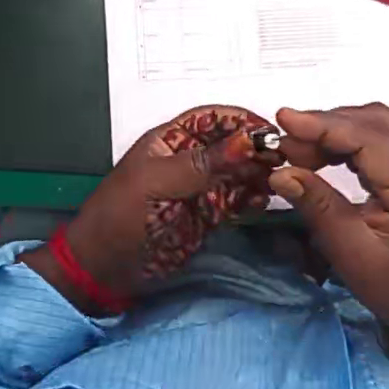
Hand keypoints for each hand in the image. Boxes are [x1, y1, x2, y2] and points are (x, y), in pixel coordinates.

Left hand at [24, 105, 278, 313]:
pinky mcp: (205, 216)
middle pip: (230, 145)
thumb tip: (247, 141)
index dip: (241, 121)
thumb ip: (202, 163)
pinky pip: (235, 201)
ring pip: (237, 173)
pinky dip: (251, 199)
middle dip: (256, 149)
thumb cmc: (118, 218)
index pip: (212, 119)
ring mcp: (197, 189)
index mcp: (169, 141)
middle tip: (285, 162)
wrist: (102, 269)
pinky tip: (264, 202)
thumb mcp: (156, 184)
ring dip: (258, 174)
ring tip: (280, 182)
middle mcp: (187, 160)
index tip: (272, 132)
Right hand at [268, 104, 388, 377]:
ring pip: (380, 125)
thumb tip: (280, 173)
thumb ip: (319, 208)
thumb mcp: (353, 256)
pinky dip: (350, 140)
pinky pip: (384, 139)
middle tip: (284, 146)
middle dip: (325, 125)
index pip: (370, 138)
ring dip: (336, 129)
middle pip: (376, 122)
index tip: (282, 119)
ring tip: (298, 152)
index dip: (324, 125)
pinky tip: (323, 157)